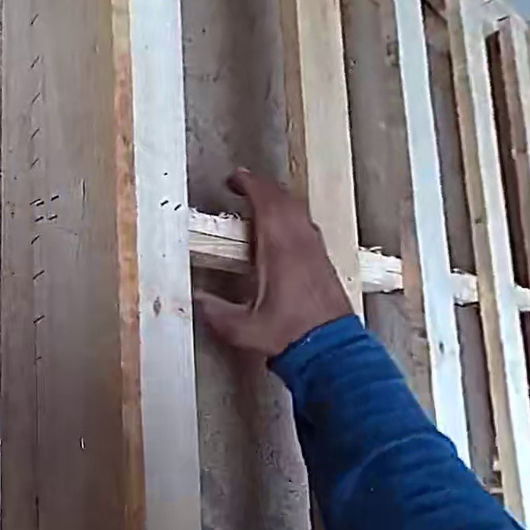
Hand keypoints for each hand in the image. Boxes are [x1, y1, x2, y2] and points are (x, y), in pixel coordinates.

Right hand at [194, 169, 355, 357]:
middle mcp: (302, 244)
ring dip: (278, 201)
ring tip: (258, 203)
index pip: (267, 203)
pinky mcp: (323, 263)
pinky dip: (289, 217)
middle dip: (262, 187)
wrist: (332, 351)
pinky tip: (280, 230)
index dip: (250, 184)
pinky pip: (306, 226)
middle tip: (242, 185)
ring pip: (299, 212)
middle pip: (285, 200)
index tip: (234, 178)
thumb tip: (197, 298)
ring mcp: (316, 252)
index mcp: (281, 250)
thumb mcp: (242, 328)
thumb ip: (215, 312)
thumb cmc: (289, 335)